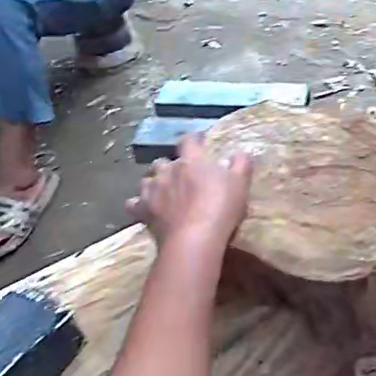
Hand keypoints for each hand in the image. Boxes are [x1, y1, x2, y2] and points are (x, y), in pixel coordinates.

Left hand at [127, 133, 253, 245]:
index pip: (189, 141)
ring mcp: (151, 190)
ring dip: (155, 182)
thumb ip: (241, 163)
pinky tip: (146, 207)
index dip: (194, 138)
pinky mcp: (142, 210)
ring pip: (147, 179)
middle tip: (183, 174)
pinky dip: (140, 203)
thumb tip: (240, 152)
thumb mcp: (241, 183)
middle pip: (164, 161)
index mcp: (192, 161)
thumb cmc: (221, 207)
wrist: (194, 238)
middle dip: (172, 165)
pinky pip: (134, 203)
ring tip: (164, 190)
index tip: (200, 139)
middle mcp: (167, 171)